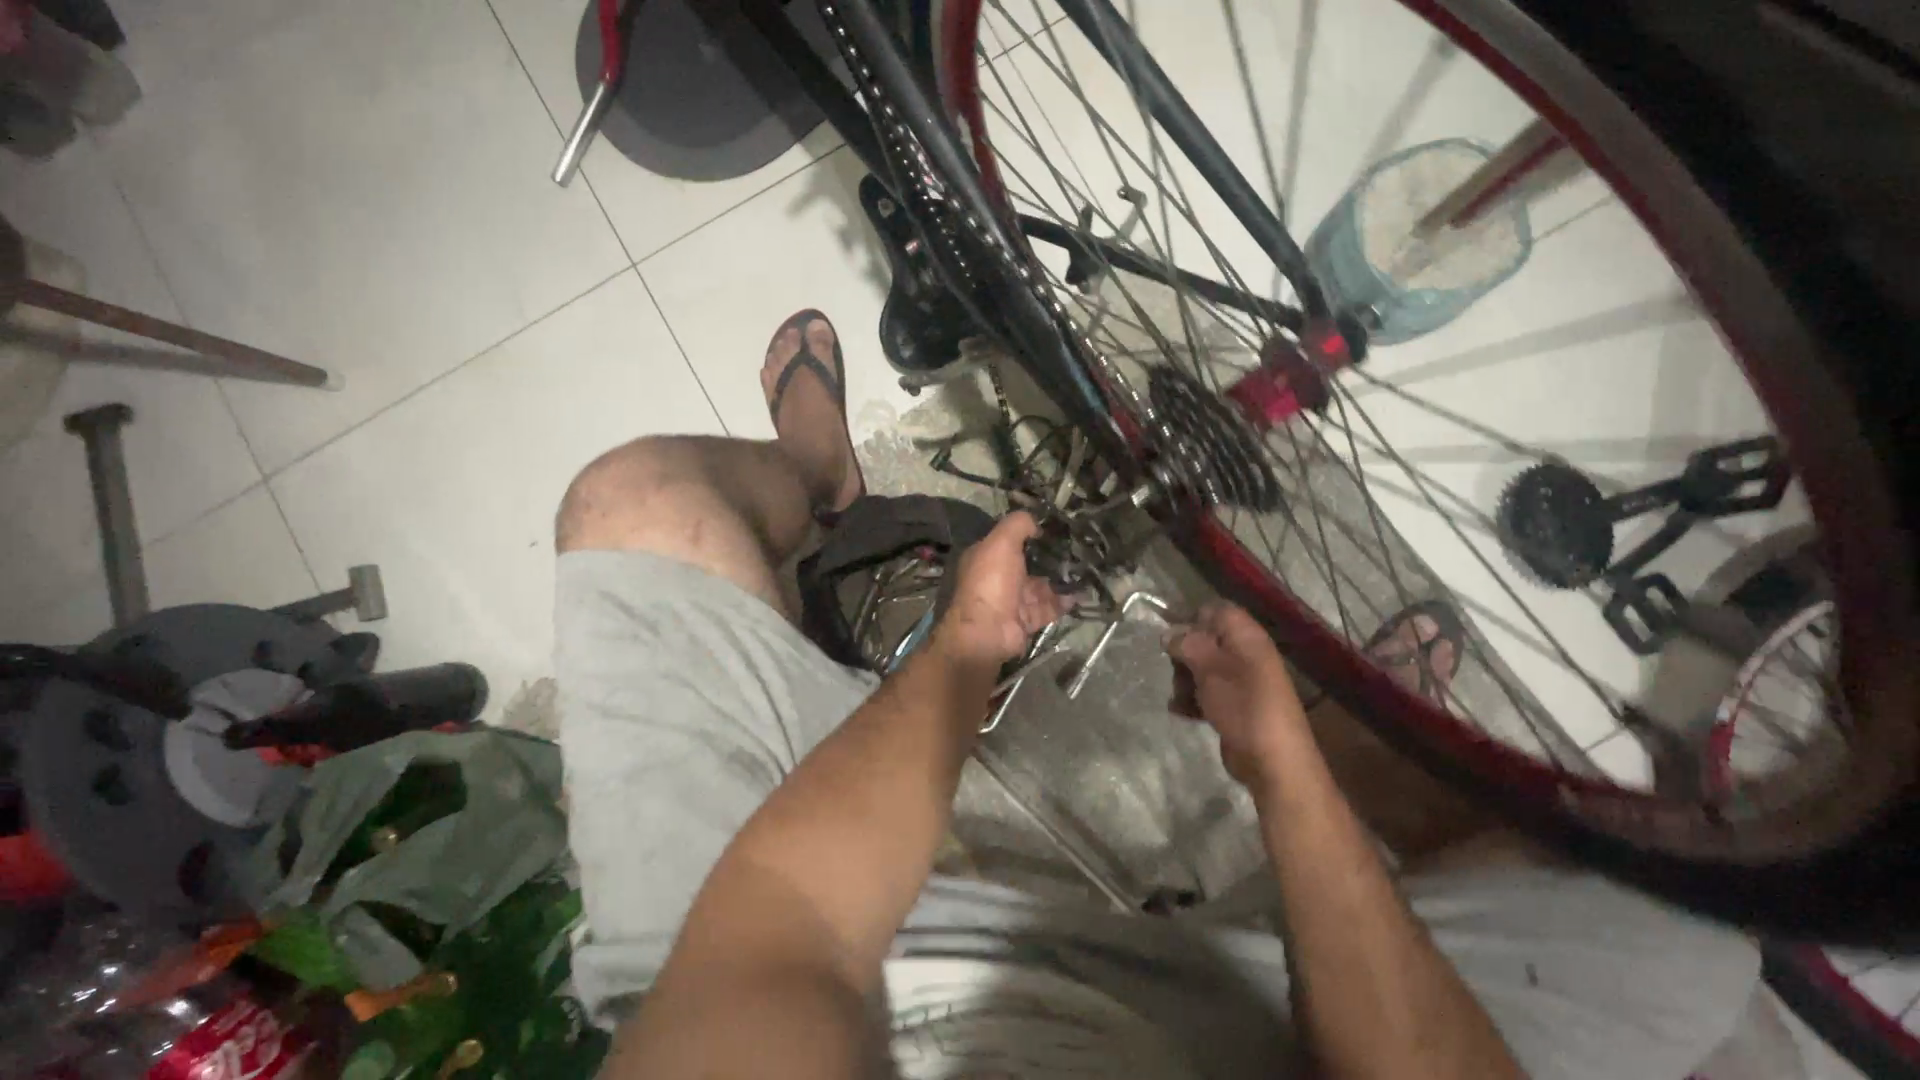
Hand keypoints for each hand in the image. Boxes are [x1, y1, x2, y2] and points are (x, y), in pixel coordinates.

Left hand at [933, 512, 1066, 667]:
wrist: (987, 632)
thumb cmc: (991, 580)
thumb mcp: (1001, 542)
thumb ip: (1018, 525)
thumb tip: (1036, 521)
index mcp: (987, 558)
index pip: (1010, 542)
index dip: (1031, 534)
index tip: (1057, 528)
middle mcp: (998, 578)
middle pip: (1028, 565)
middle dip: (1051, 559)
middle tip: (1078, 548)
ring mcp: (1012, 601)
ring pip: (1041, 587)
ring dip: (1061, 580)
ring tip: (1086, 569)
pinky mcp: (1026, 620)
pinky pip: (1048, 607)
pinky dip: (1063, 601)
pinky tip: (1081, 593)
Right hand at [1167, 602, 1309, 786]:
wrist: (1272, 759)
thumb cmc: (1242, 705)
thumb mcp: (1209, 668)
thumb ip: (1187, 644)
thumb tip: (1169, 633)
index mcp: (1247, 637)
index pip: (1217, 611)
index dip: (1192, 619)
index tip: (1169, 636)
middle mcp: (1246, 655)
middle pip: (1206, 640)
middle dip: (1184, 655)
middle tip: (1175, 671)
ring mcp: (1242, 682)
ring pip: (1203, 668)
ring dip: (1185, 680)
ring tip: (1179, 698)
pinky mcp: (1235, 706)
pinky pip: (1207, 692)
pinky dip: (1193, 699)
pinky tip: (1181, 711)